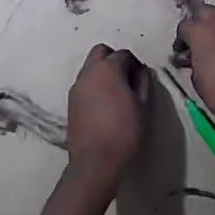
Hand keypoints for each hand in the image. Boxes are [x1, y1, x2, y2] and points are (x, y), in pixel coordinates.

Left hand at [66, 44, 148, 185]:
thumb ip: (142, 82)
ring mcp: (77, 87)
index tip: (141, 78)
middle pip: (101, 52)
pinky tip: (104, 104)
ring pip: (90, 67)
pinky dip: (95, 85)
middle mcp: (89, 73)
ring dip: (103, 72)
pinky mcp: (71, 101)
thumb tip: (140, 72)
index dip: (135, 64)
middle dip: (114, 59)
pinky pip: (84, 83)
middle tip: (127, 78)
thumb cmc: (125, 132)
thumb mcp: (143, 105)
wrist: (95, 162)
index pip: (124, 54)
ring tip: (116, 93)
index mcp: (108, 69)